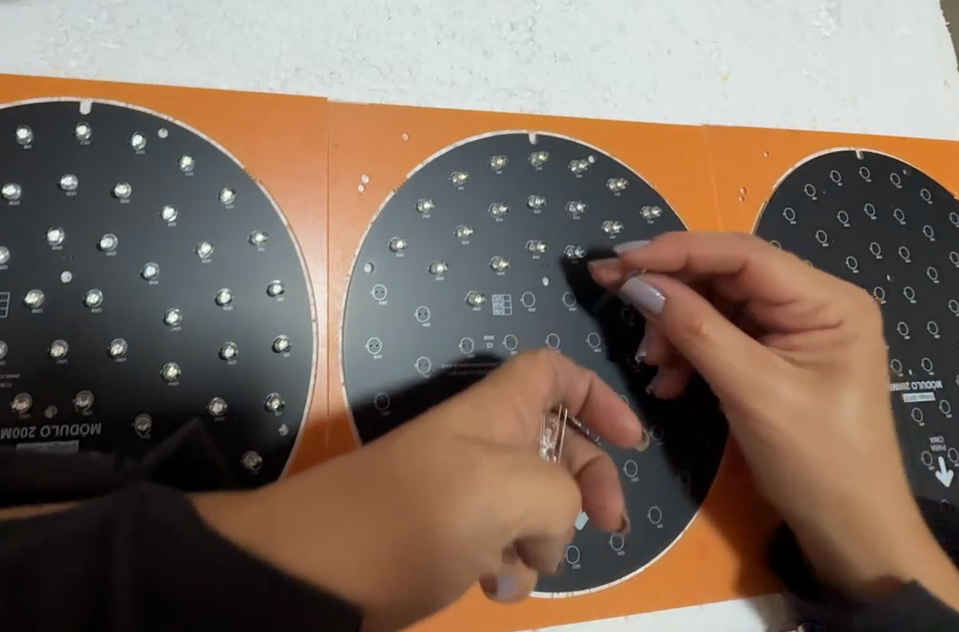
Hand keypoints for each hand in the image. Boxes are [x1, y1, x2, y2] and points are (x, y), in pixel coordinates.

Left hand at [193, 349, 644, 631]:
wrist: (325, 568)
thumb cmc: (420, 513)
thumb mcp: (510, 489)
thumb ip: (561, 492)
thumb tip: (552, 523)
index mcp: (498, 410)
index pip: (553, 372)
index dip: (596, 395)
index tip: (634, 441)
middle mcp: (485, 441)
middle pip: (558, 442)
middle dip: (589, 484)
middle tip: (610, 528)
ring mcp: (467, 488)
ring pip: (537, 504)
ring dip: (546, 539)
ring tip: (520, 563)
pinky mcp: (451, 534)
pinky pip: (504, 543)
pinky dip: (510, 566)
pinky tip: (493, 585)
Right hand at [592, 232, 958, 627]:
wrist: (852, 537)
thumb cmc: (818, 463)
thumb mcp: (752, 391)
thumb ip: (694, 329)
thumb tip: (635, 282)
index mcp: (826, 301)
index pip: (741, 254)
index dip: (678, 250)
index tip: (621, 259)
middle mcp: (810, 300)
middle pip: (723, 274)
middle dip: (670, 292)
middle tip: (615, 295)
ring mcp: (790, 326)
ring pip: (712, 301)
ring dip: (673, 326)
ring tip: (652, 362)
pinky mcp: (771, 350)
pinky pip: (714, 331)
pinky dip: (685, 350)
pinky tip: (668, 380)